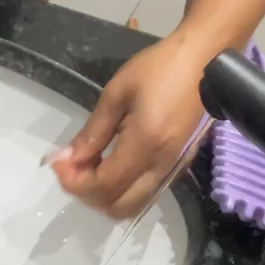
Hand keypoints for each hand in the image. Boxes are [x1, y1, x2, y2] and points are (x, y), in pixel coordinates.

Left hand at [52, 34, 230, 217]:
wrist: (207, 57)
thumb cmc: (160, 68)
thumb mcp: (117, 94)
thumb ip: (93, 132)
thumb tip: (69, 159)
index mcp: (146, 144)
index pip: (104, 185)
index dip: (74, 181)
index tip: (57, 162)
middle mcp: (162, 165)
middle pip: (119, 207)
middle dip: (87, 194)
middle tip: (70, 168)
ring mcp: (173, 168)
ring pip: (132, 205)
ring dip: (103, 195)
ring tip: (85, 167)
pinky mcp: (177, 164)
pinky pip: (144, 192)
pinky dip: (119, 189)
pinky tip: (105, 163)